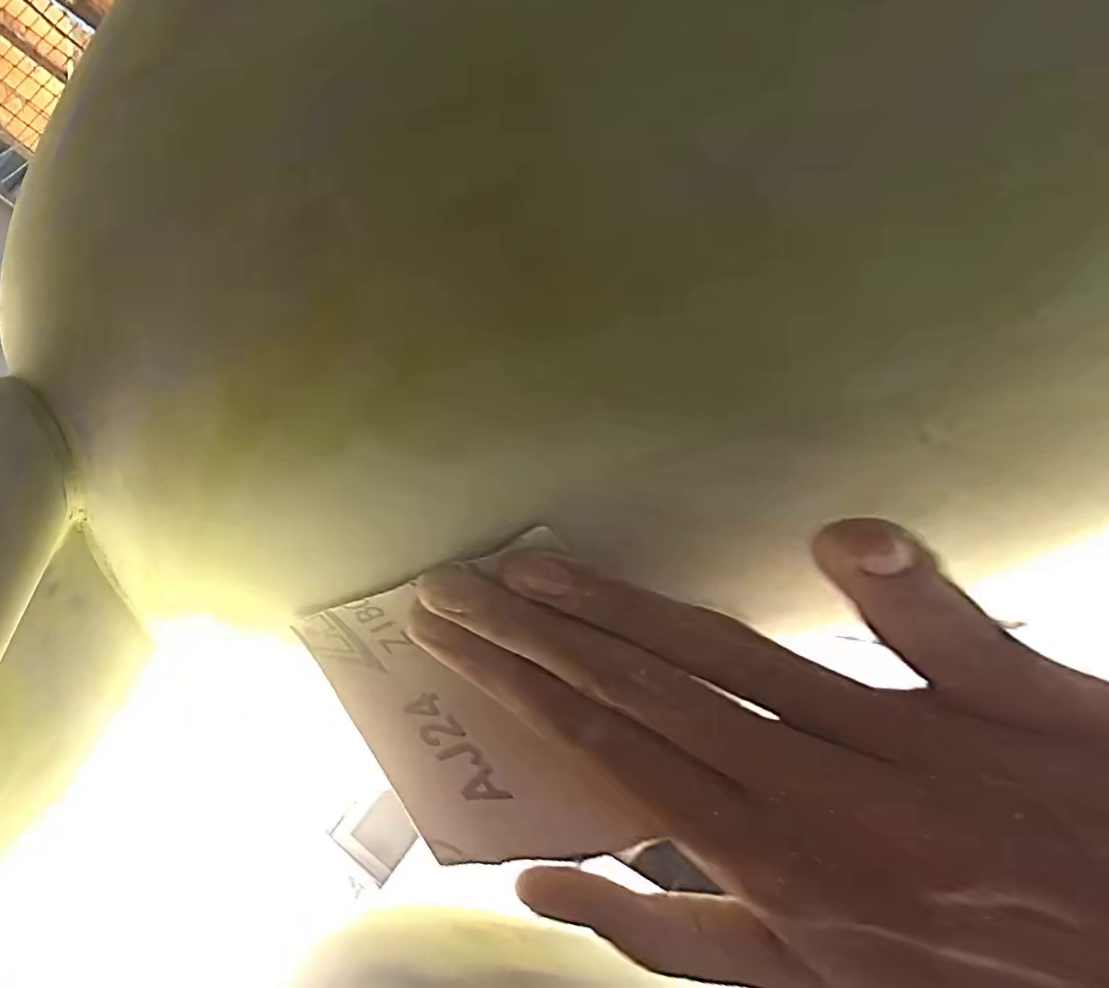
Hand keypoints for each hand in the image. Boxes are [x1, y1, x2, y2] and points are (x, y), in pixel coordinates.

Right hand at [409, 518, 1108, 987]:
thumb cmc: (978, 987)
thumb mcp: (810, 985)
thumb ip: (665, 936)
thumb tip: (528, 887)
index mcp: (770, 866)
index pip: (592, 745)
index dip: (504, 680)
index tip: (440, 633)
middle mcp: (826, 805)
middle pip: (632, 691)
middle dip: (522, 631)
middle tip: (450, 585)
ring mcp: (927, 754)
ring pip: (730, 658)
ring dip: (613, 605)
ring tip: (529, 567)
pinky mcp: (1037, 713)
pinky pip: (958, 643)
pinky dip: (901, 591)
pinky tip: (837, 536)